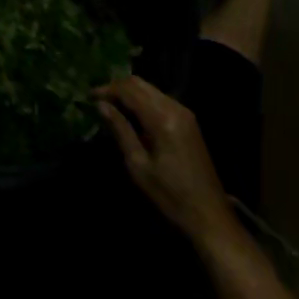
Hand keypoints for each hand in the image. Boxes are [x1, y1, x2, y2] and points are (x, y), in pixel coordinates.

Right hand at [95, 75, 235, 242]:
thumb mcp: (138, 165)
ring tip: (110, 107)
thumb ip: (120, 129)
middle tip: (97, 100)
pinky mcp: (188, 121)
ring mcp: (184, 113)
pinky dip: (142, 101)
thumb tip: (101, 105)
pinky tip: (131, 115)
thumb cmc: (169, 195)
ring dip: (129, 93)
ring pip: (150, 89)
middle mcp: (175, 108)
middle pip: (140, 84)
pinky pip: (160, 99)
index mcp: (162, 118)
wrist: (209, 215)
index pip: (129, 90)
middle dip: (116, 87)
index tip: (88, 97)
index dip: (106, 89)